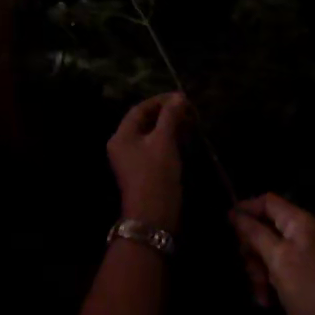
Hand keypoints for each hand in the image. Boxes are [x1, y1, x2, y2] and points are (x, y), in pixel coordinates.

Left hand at [106, 93, 186, 231]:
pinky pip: (156, 147)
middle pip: (145, 121)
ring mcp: (133, 160)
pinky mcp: (145, 171)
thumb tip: (179, 97)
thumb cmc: (156, 175)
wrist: (154, 217)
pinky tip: (186, 137)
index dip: (160, 101)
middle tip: (189, 109)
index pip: (140, 109)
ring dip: (171, 126)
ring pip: (152, 135)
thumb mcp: (164, 141)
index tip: (182, 97)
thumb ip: (170, 116)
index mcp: (122, 136)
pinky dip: (170, 139)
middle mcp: (123, 145)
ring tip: (191, 121)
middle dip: (167, 113)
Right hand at [230, 194, 314, 314]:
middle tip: (248, 263)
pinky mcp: (293, 278)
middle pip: (262, 229)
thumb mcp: (277, 257)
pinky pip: (270, 272)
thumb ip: (254, 233)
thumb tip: (233, 213)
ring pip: (262, 253)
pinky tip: (266, 301)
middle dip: (251, 248)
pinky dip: (265, 285)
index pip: (267, 202)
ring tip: (261, 289)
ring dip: (256, 271)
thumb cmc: (309, 286)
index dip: (246, 208)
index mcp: (298, 222)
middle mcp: (297, 235)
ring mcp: (295, 257)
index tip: (227, 224)